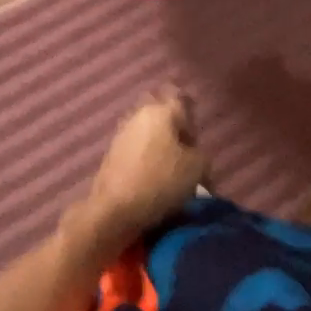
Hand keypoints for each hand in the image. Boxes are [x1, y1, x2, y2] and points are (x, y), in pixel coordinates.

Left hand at [86, 86, 206, 236]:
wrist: (113, 212)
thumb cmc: (161, 181)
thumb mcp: (197, 168)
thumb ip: (201, 155)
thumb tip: (193, 156)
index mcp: (162, 110)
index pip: (182, 98)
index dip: (192, 116)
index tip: (196, 138)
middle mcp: (139, 115)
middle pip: (161, 113)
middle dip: (173, 127)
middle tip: (184, 149)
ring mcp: (121, 134)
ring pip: (147, 131)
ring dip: (158, 144)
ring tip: (169, 168)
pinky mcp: (110, 156)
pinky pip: (135, 149)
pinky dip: (145, 158)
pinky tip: (152, 176)